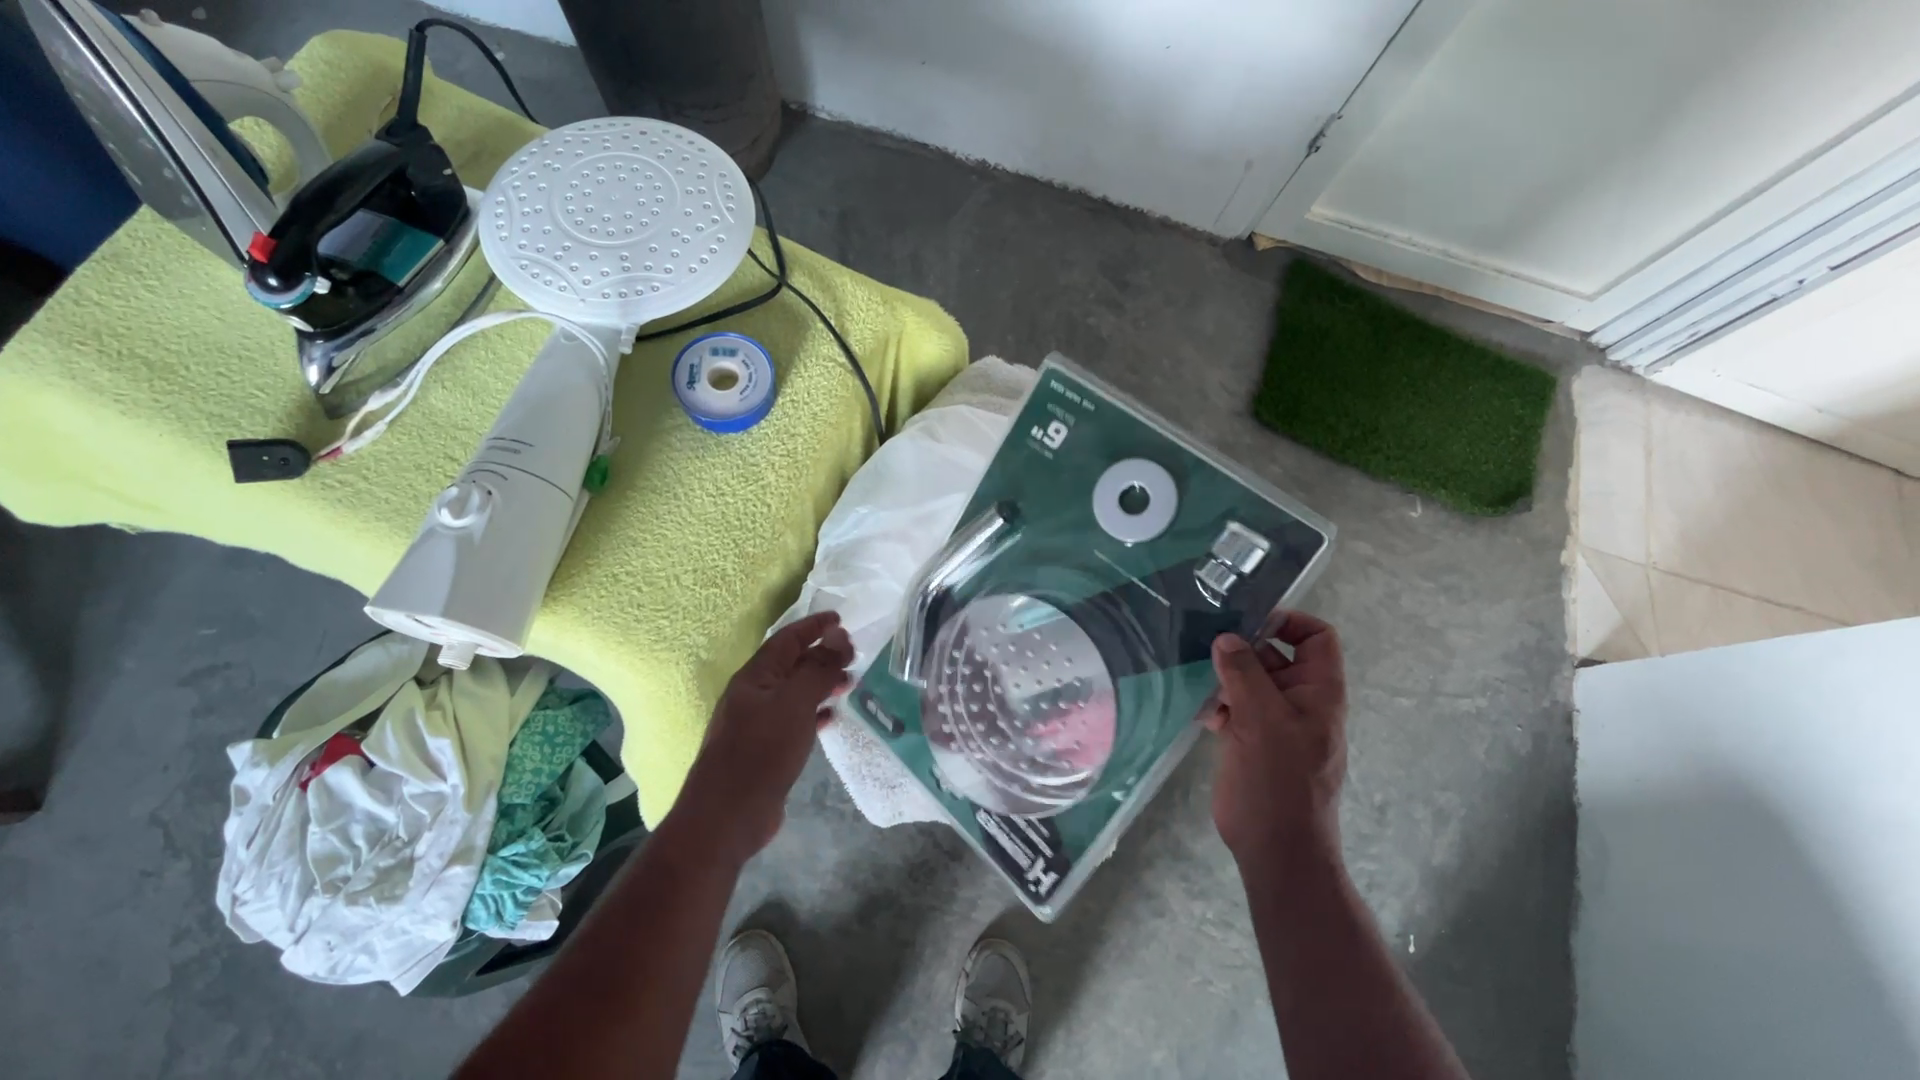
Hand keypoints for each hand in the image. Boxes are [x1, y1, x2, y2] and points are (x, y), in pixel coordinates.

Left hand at [678, 611, 853, 857]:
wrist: (728, 814)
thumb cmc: (760, 752)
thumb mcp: (794, 704)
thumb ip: (818, 669)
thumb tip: (838, 637)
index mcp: (755, 677)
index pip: (787, 640)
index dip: (813, 627)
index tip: (840, 619)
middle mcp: (753, 695)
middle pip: (790, 665)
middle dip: (821, 655)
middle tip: (853, 655)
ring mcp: (757, 724)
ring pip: (794, 693)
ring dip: (820, 683)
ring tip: (849, 682)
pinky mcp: (765, 750)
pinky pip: (794, 720)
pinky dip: (814, 713)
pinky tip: (831, 718)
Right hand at [1206, 612, 1347, 867]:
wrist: (1275, 848)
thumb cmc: (1278, 780)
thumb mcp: (1261, 719)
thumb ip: (1244, 673)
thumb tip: (1226, 639)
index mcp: (1318, 692)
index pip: (1316, 638)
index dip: (1289, 622)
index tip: (1249, 624)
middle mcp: (1299, 702)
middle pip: (1274, 657)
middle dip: (1243, 651)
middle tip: (1206, 646)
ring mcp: (1274, 723)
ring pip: (1249, 683)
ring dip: (1224, 679)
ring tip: (1200, 684)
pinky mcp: (1251, 742)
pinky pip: (1235, 709)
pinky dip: (1218, 706)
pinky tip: (1201, 715)